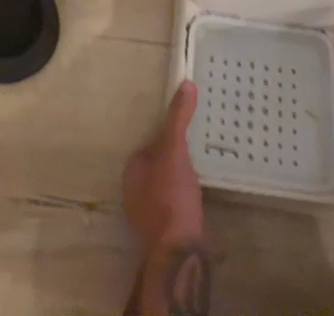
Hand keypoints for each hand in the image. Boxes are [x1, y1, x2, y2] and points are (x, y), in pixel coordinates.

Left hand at [123, 81, 203, 249]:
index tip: (188, 131)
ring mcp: (147, 214)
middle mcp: (134, 192)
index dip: (168, 136)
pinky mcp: (163, 230)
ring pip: (165, 185)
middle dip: (174, 158)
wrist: (177, 250)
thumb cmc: (171, 197)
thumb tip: (185, 83)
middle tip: (199, 149)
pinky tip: (199, 196)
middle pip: (157, 165)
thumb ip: (178, 119)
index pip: (150, 144)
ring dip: (181, 178)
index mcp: (132, 171)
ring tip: (202, 171)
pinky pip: (174, 203)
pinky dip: (184, 197)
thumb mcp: (175, 151)